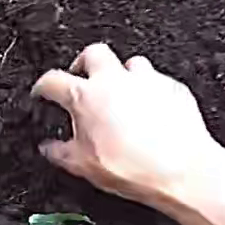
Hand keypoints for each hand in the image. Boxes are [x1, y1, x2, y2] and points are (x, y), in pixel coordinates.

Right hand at [31, 45, 224, 210]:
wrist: (182, 172)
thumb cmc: (134, 168)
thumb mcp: (82, 165)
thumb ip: (60, 151)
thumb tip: (50, 148)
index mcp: (85, 97)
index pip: (52, 80)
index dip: (42, 86)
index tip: (42, 92)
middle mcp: (114, 81)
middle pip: (92, 53)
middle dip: (82, 63)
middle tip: (80, 80)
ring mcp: (146, 81)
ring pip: (128, 63)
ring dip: (119, 76)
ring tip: (117, 96)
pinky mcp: (173, 88)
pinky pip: (154, 80)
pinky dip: (146, 91)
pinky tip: (145, 110)